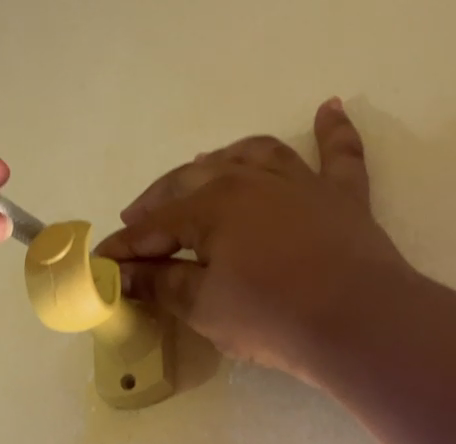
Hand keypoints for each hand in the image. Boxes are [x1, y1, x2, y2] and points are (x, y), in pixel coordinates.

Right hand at [95, 99, 416, 380]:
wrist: (356, 322)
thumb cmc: (268, 316)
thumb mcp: (201, 305)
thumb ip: (159, 283)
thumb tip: (122, 273)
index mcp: (212, 205)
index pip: (154, 226)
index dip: (123, 247)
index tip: (100, 264)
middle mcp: (252, 179)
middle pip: (195, 179)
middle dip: (159, 200)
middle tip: (136, 222)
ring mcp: (301, 182)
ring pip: (254, 154)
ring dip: (222, 157)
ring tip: (203, 165)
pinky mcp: (342, 196)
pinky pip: (337, 153)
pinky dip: (331, 131)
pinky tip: (327, 109)